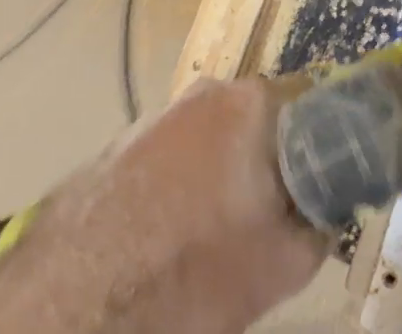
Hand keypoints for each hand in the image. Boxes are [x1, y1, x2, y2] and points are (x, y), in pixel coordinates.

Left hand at [97, 76, 329, 330]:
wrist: (70, 309)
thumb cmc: (193, 271)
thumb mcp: (288, 262)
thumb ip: (322, 223)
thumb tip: (326, 209)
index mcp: (251, 102)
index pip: (315, 101)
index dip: (330, 141)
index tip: (331, 179)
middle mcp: (204, 93)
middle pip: (262, 119)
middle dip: (276, 157)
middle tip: (279, 210)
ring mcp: (154, 116)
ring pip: (216, 137)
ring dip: (228, 169)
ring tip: (223, 226)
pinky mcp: (116, 147)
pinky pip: (173, 155)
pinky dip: (184, 182)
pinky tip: (175, 231)